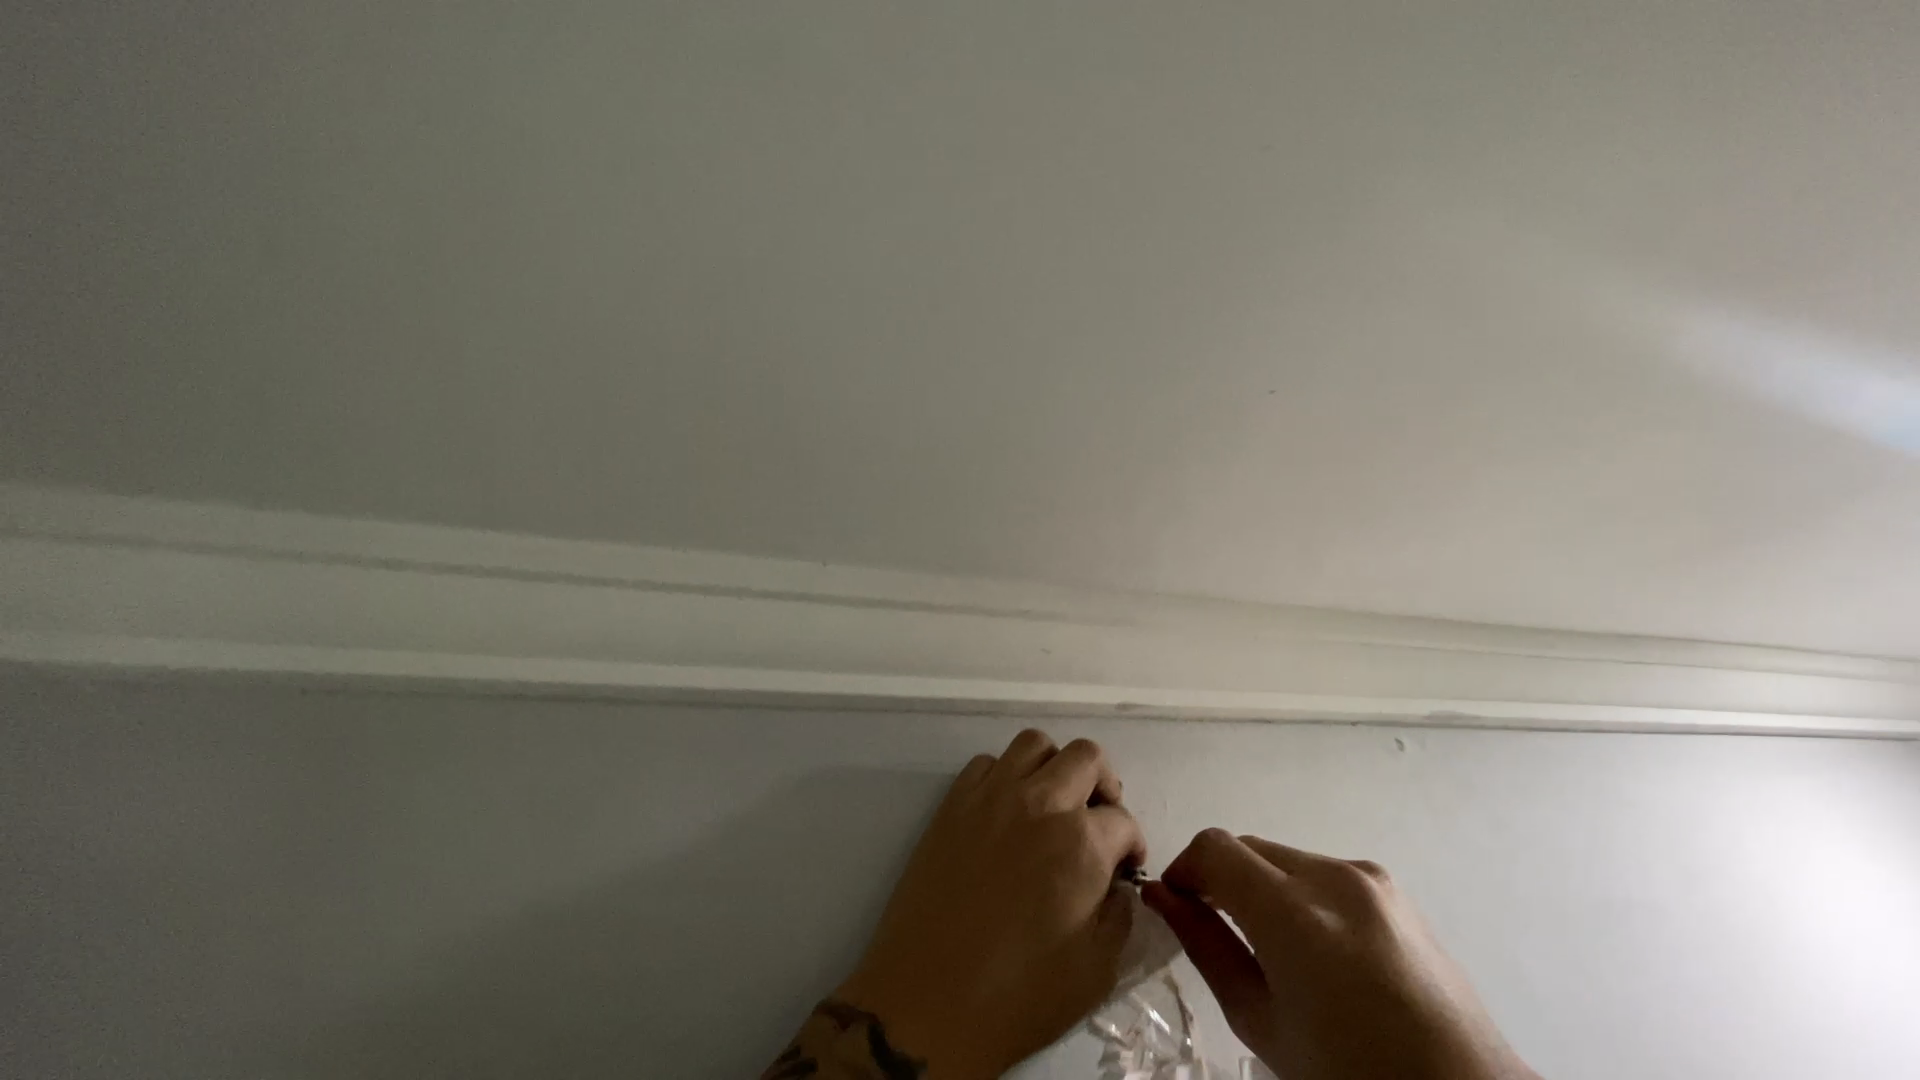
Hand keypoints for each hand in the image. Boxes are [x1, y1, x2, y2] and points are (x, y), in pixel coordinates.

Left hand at [835, 730, 1146, 1078]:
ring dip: (1054, 766)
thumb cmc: (1020, 995)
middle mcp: (1040, 804)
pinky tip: (1006, 812)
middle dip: (1104, 785)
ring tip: (1053, 803)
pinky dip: (1005, 776)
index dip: (1131, 844)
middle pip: (1087, 757)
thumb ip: (1119, 914)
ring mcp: (992, 797)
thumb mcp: (1097, 968)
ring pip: (1034, 744)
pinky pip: (986, 764)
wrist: (930, 999)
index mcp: (1082, 843)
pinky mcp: (953, 804)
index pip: (1123, 819)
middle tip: (1097, 820)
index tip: (1122, 869)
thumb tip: (1117, 884)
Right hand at [1143, 830, 1538, 1079]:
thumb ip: (1206, 946)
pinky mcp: (1394, 890)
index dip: (1184, 870)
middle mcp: (1333, 877)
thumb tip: (1162, 895)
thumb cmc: (1349, 1073)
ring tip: (1272, 952)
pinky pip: (1322, 873)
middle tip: (1216, 934)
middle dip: (1219, 879)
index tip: (1178, 908)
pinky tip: (1317, 953)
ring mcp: (1370, 878)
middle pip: (1247, 848)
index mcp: (1295, 913)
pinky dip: (1298, 895)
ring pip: (1283, 858)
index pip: (1214, 848)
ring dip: (1259, 887)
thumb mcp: (1260, 1021)